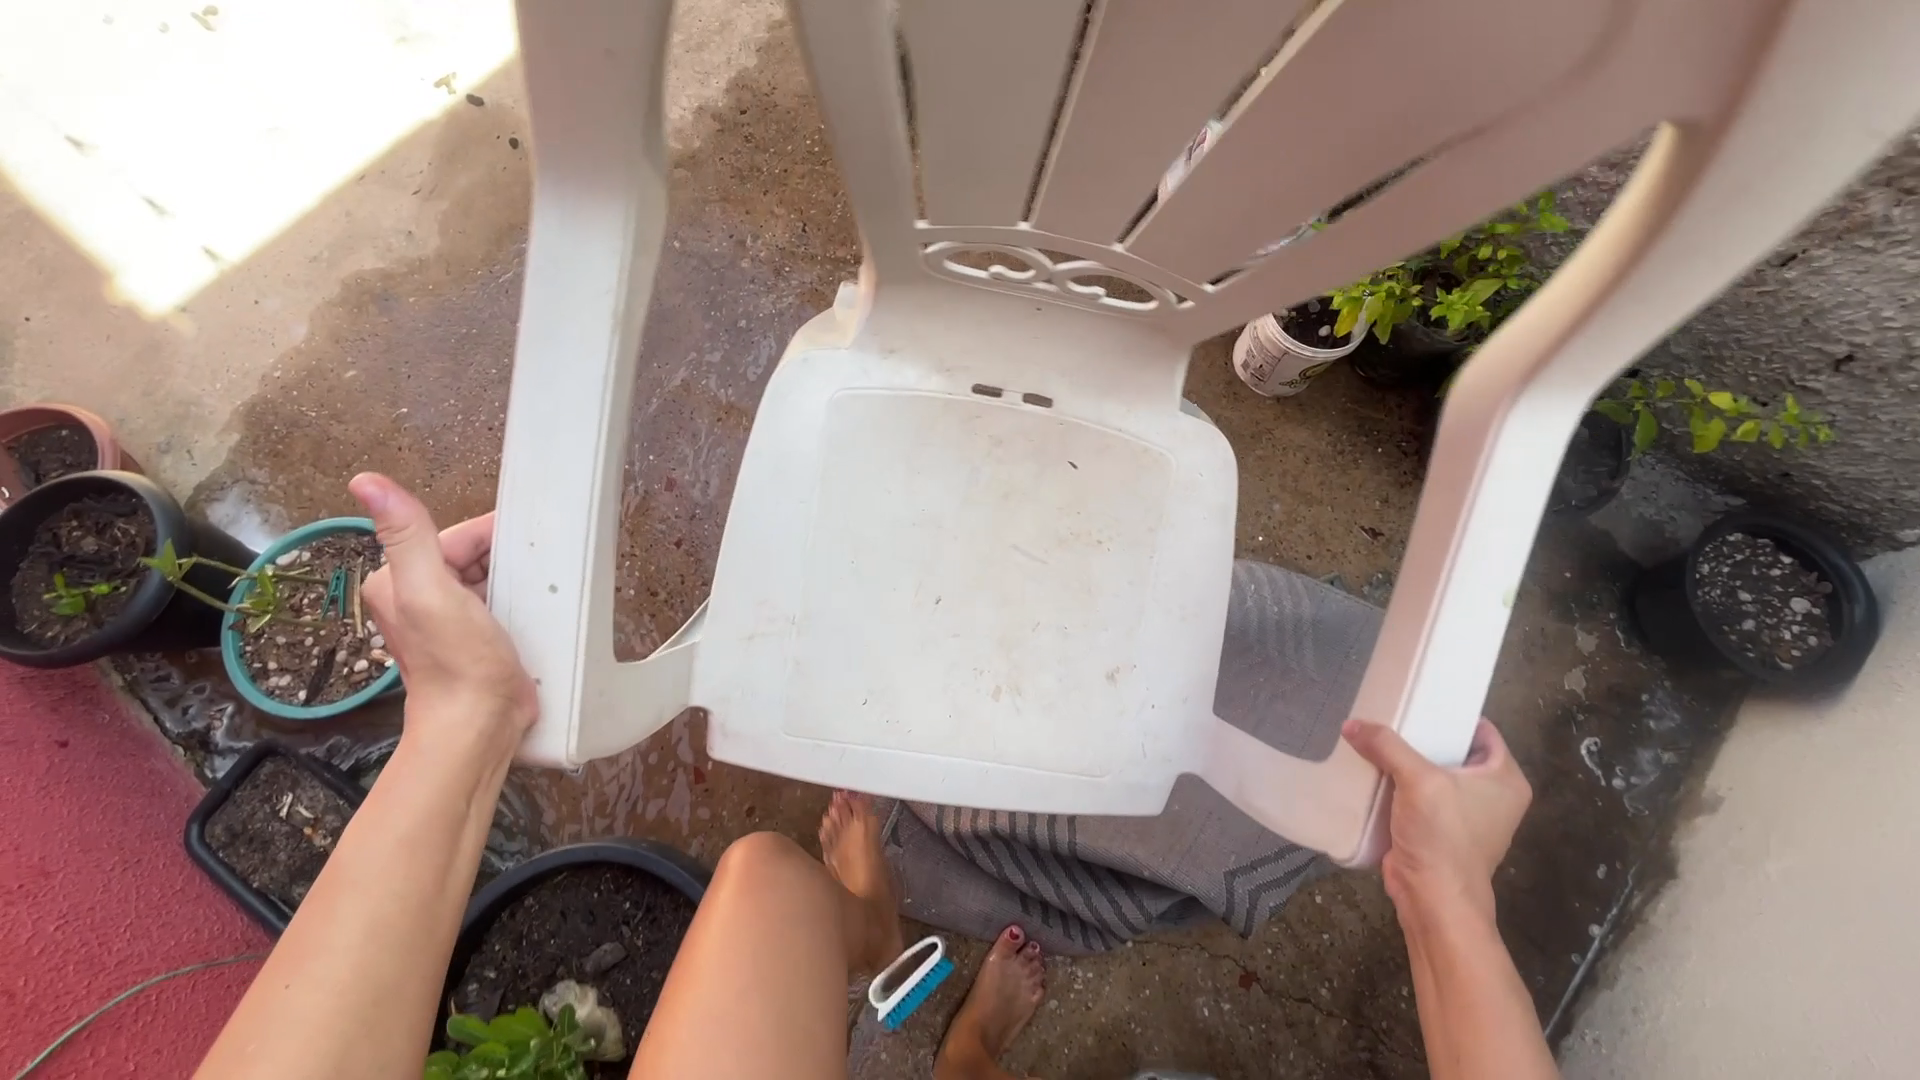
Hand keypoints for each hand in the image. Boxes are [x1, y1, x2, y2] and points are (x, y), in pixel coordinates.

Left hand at [349, 473, 537, 749]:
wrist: (479, 724)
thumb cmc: (457, 660)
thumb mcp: (430, 591)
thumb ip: (406, 537)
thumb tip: (367, 480)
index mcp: (400, 580)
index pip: (453, 536)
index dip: (493, 532)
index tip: (534, 534)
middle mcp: (421, 596)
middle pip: (475, 556)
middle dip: (509, 555)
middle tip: (549, 558)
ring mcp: (452, 620)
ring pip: (492, 579)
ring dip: (520, 576)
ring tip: (553, 578)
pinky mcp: (481, 638)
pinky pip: (504, 603)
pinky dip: (524, 598)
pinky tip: (545, 602)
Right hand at [1343, 717, 1531, 919]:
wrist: (1433, 897)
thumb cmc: (1443, 836)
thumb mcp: (1418, 780)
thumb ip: (1386, 746)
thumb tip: (1351, 724)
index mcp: (1505, 779)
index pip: (1481, 731)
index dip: (1451, 713)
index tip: (1419, 698)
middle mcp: (1492, 795)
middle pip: (1453, 749)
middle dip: (1421, 735)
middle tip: (1389, 716)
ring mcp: (1466, 814)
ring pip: (1433, 772)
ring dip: (1406, 759)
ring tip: (1375, 739)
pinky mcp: (1439, 828)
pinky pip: (1419, 794)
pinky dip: (1399, 782)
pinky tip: (1373, 770)